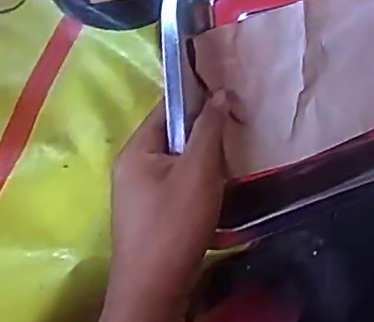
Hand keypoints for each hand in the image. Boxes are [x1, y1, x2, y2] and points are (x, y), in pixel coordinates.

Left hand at [101, 93, 230, 321]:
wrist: (155, 290)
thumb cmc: (175, 223)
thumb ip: (209, 127)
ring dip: (207, 146)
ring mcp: (142, 188)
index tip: (230, 83)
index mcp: (135, 152)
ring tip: (237, 137)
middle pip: (175, 129)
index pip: (168, 106)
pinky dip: (202, 166)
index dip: (198, 93)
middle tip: (240, 112)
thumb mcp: (199, 168)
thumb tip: (220, 92)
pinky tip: (224, 169)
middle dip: (207, 121)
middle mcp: (133, 166)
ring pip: (181, 151)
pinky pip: (181, 172)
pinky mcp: (155, 206)